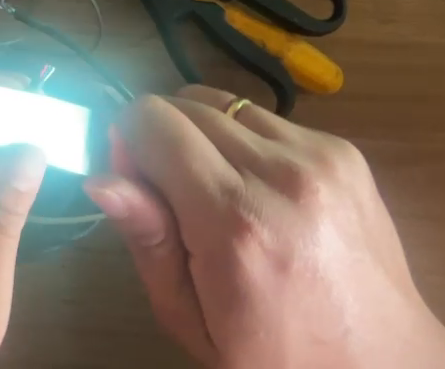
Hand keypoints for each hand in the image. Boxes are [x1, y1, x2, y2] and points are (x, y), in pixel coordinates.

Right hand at [83, 85, 444, 368]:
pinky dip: (241, 139)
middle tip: (172, 190)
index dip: (129, 143)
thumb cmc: (276, 357)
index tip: (137, 182)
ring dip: (201, 132)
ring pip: (217, 101)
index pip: (149, 120)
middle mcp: (280, 175)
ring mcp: (320, 157)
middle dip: (160, 135)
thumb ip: (147, 240)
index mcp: (235, 221)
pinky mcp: (343, 151)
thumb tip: (101, 178)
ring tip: (218, 187)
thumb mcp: (191, 320)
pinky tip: (259, 187)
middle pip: (180, 102)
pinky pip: (259, 116)